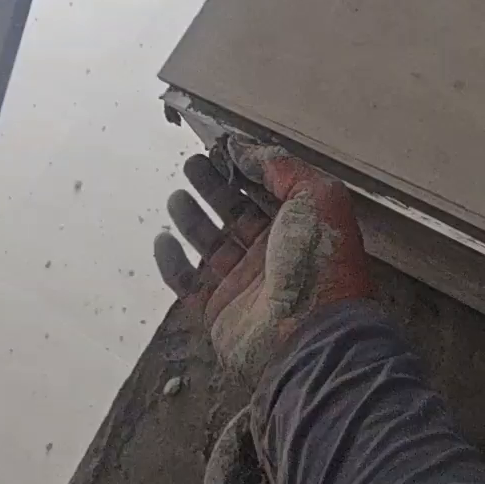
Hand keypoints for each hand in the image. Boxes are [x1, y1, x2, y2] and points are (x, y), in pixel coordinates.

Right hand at [154, 144, 372, 380]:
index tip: (222, 147)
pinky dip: (173, 263)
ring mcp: (244, 283)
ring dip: (192, 218)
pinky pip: (189, 283)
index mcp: (299, 226)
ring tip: (176, 195)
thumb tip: (244, 148)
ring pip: (210, 243)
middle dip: (214, 186)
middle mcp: (273, 252)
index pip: (268, 189)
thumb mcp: (317, 196)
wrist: (310, 337)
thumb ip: (281, 166)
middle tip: (193, 163)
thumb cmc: (320, 262)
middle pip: (236, 211)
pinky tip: (163, 240)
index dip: (246, 167)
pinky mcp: (218, 310)